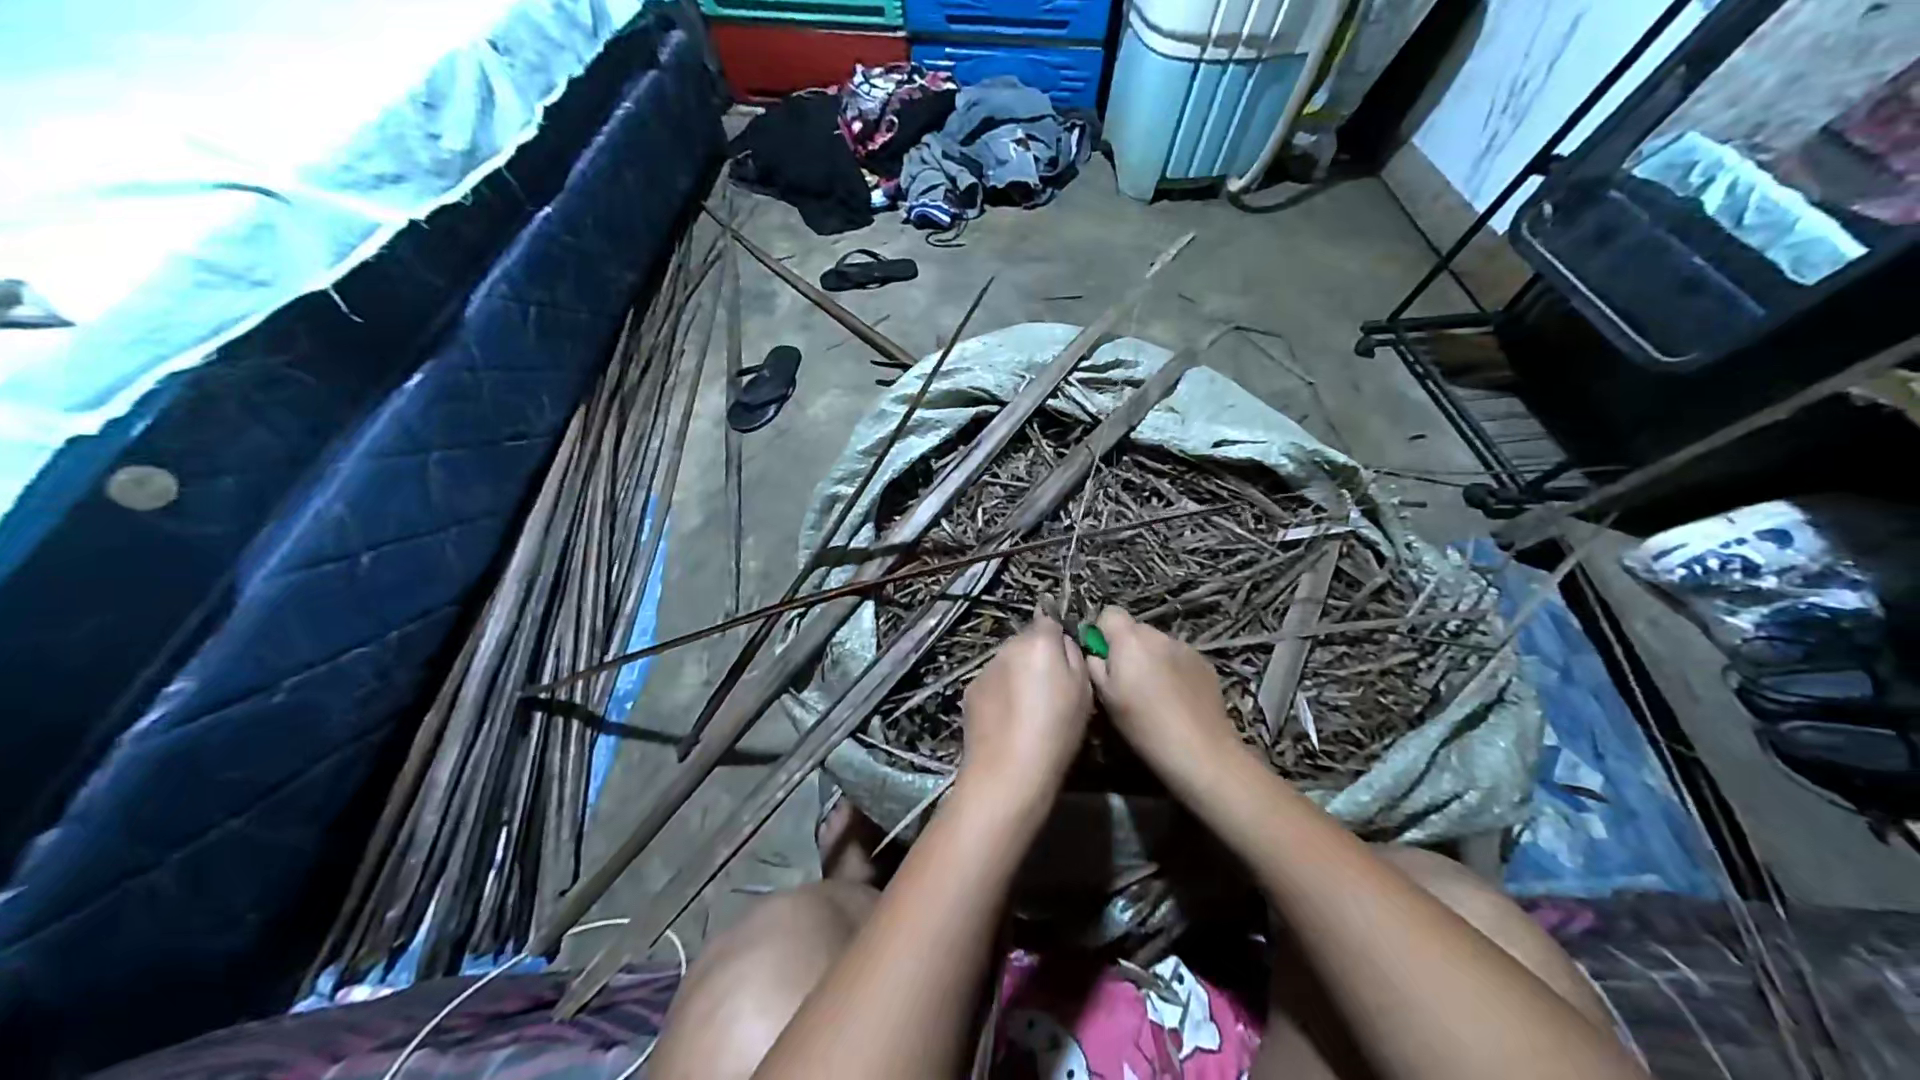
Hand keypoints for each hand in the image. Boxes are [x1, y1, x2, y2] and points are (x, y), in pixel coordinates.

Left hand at [960, 613, 1093, 802]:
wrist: (1008, 771)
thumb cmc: (1056, 731)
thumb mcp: (1083, 691)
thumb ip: (1073, 656)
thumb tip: (1061, 642)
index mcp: (1038, 642)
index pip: (1048, 620)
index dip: (1057, 638)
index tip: (1064, 661)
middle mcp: (1007, 647)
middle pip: (1026, 642)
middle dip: (1036, 657)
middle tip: (1050, 691)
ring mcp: (985, 668)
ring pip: (1007, 663)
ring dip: (1017, 675)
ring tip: (1028, 710)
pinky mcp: (970, 690)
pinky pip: (992, 683)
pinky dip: (1000, 694)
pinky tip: (1007, 720)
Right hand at [1084, 606, 1240, 785]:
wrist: (1200, 750)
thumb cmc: (1143, 725)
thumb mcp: (1105, 698)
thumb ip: (1095, 666)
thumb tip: (1096, 654)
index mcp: (1130, 640)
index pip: (1109, 613)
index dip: (1102, 632)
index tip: (1103, 658)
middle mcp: (1159, 636)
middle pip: (1135, 629)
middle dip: (1127, 647)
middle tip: (1127, 680)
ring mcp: (1185, 648)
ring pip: (1157, 644)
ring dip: (1150, 658)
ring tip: (1153, 692)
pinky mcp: (1204, 663)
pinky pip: (1178, 657)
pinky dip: (1172, 669)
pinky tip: (1175, 698)